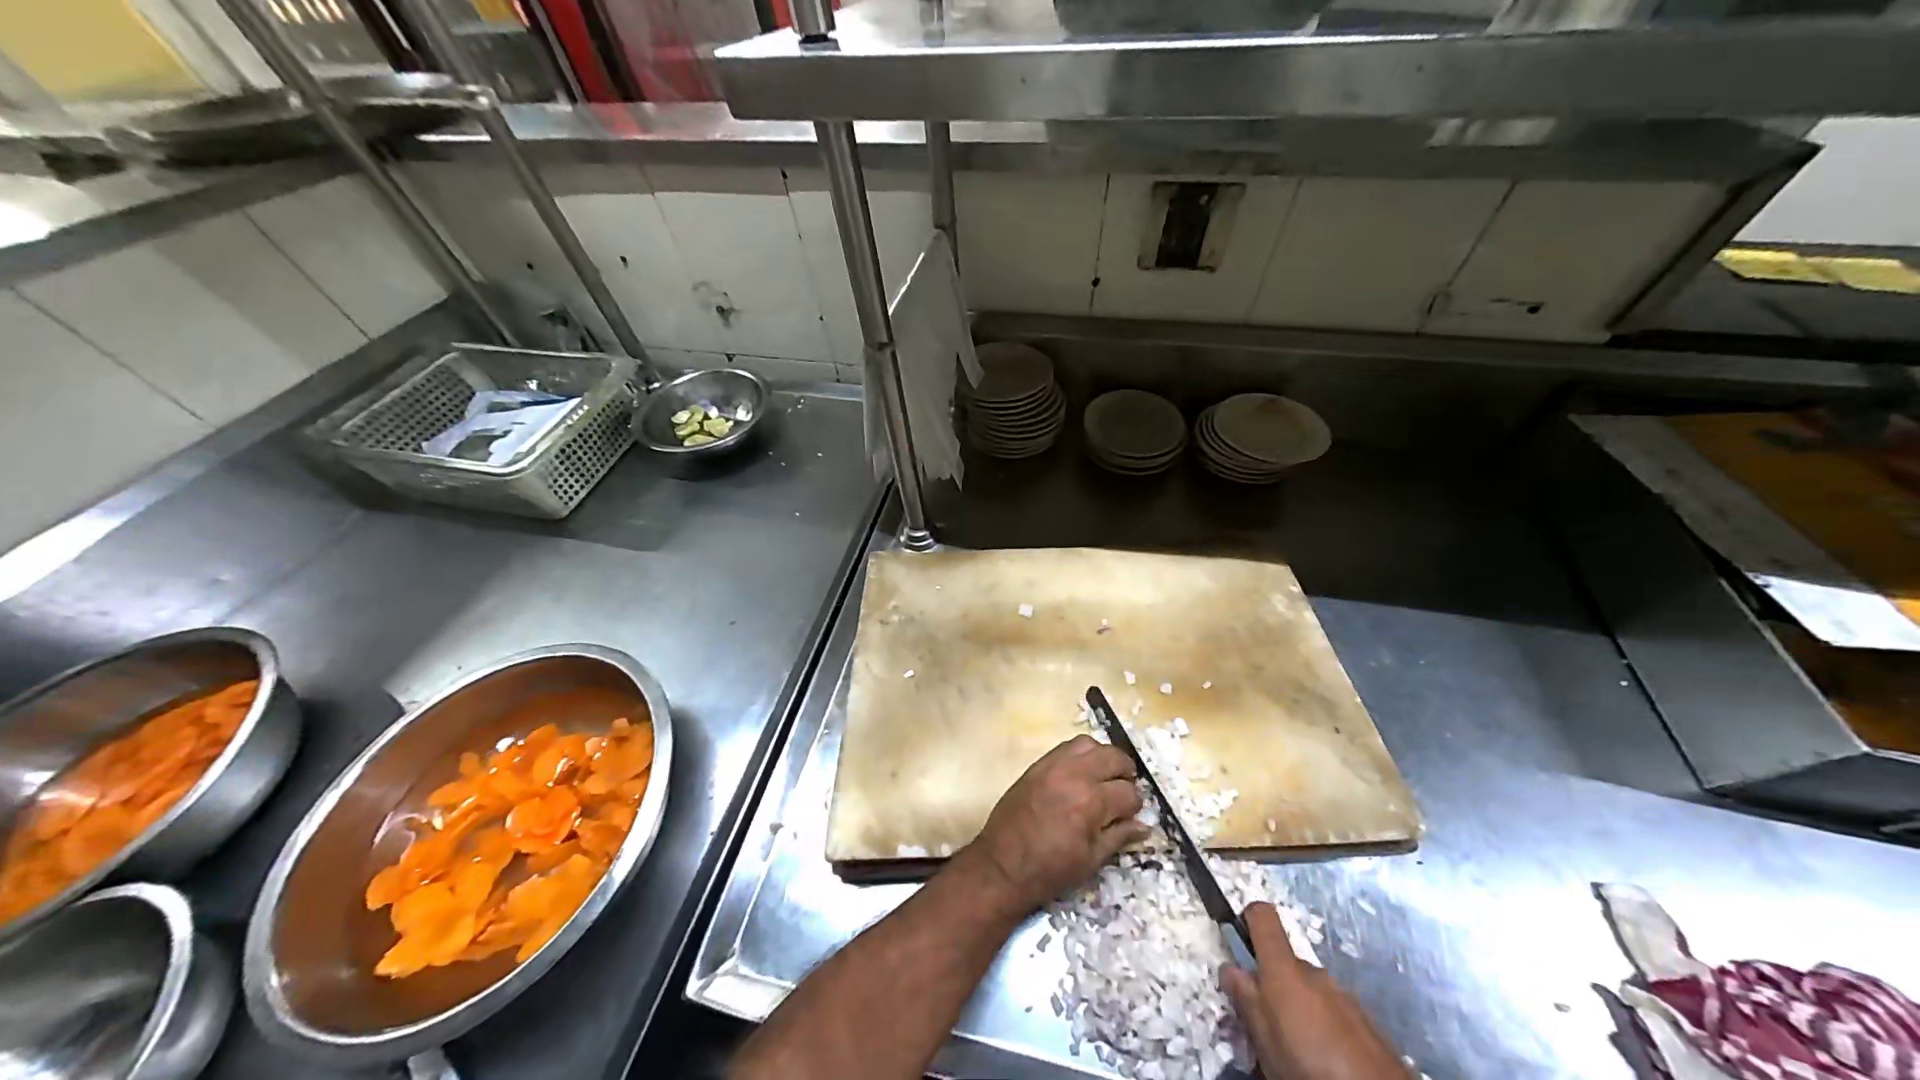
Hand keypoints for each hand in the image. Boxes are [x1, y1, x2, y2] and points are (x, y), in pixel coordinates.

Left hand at [955, 735, 1147, 915]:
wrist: (1002, 865)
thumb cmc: (1050, 870)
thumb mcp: (1091, 860)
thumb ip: (1119, 836)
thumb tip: (1144, 825)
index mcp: (1091, 802)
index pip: (1128, 792)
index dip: (1134, 806)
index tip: (1129, 815)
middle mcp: (1074, 775)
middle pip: (1113, 757)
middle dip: (1125, 773)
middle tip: (1123, 790)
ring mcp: (1053, 766)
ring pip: (1089, 744)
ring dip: (1102, 757)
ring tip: (1103, 776)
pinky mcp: (1037, 765)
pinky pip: (1065, 747)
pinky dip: (1080, 754)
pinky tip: (1081, 773)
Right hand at [1224, 902, 1409, 1079]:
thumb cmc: (1310, 1068)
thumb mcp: (1264, 1041)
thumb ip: (1245, 1000)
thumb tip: (1230, 968)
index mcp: (1285, 970)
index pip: (1263, 917)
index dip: (1248, 919)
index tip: (1238, 941)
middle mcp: (1316, 973)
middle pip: (1284, 962)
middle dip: (1271, 985)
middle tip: (1265, 1024)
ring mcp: (1345, 995)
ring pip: (1308, 989)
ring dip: (1297, 1008)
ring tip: (1296, 1049)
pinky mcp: (1366, 1021)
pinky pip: (1331, 1010)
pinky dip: (1322, 1025)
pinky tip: (1324, 1059)